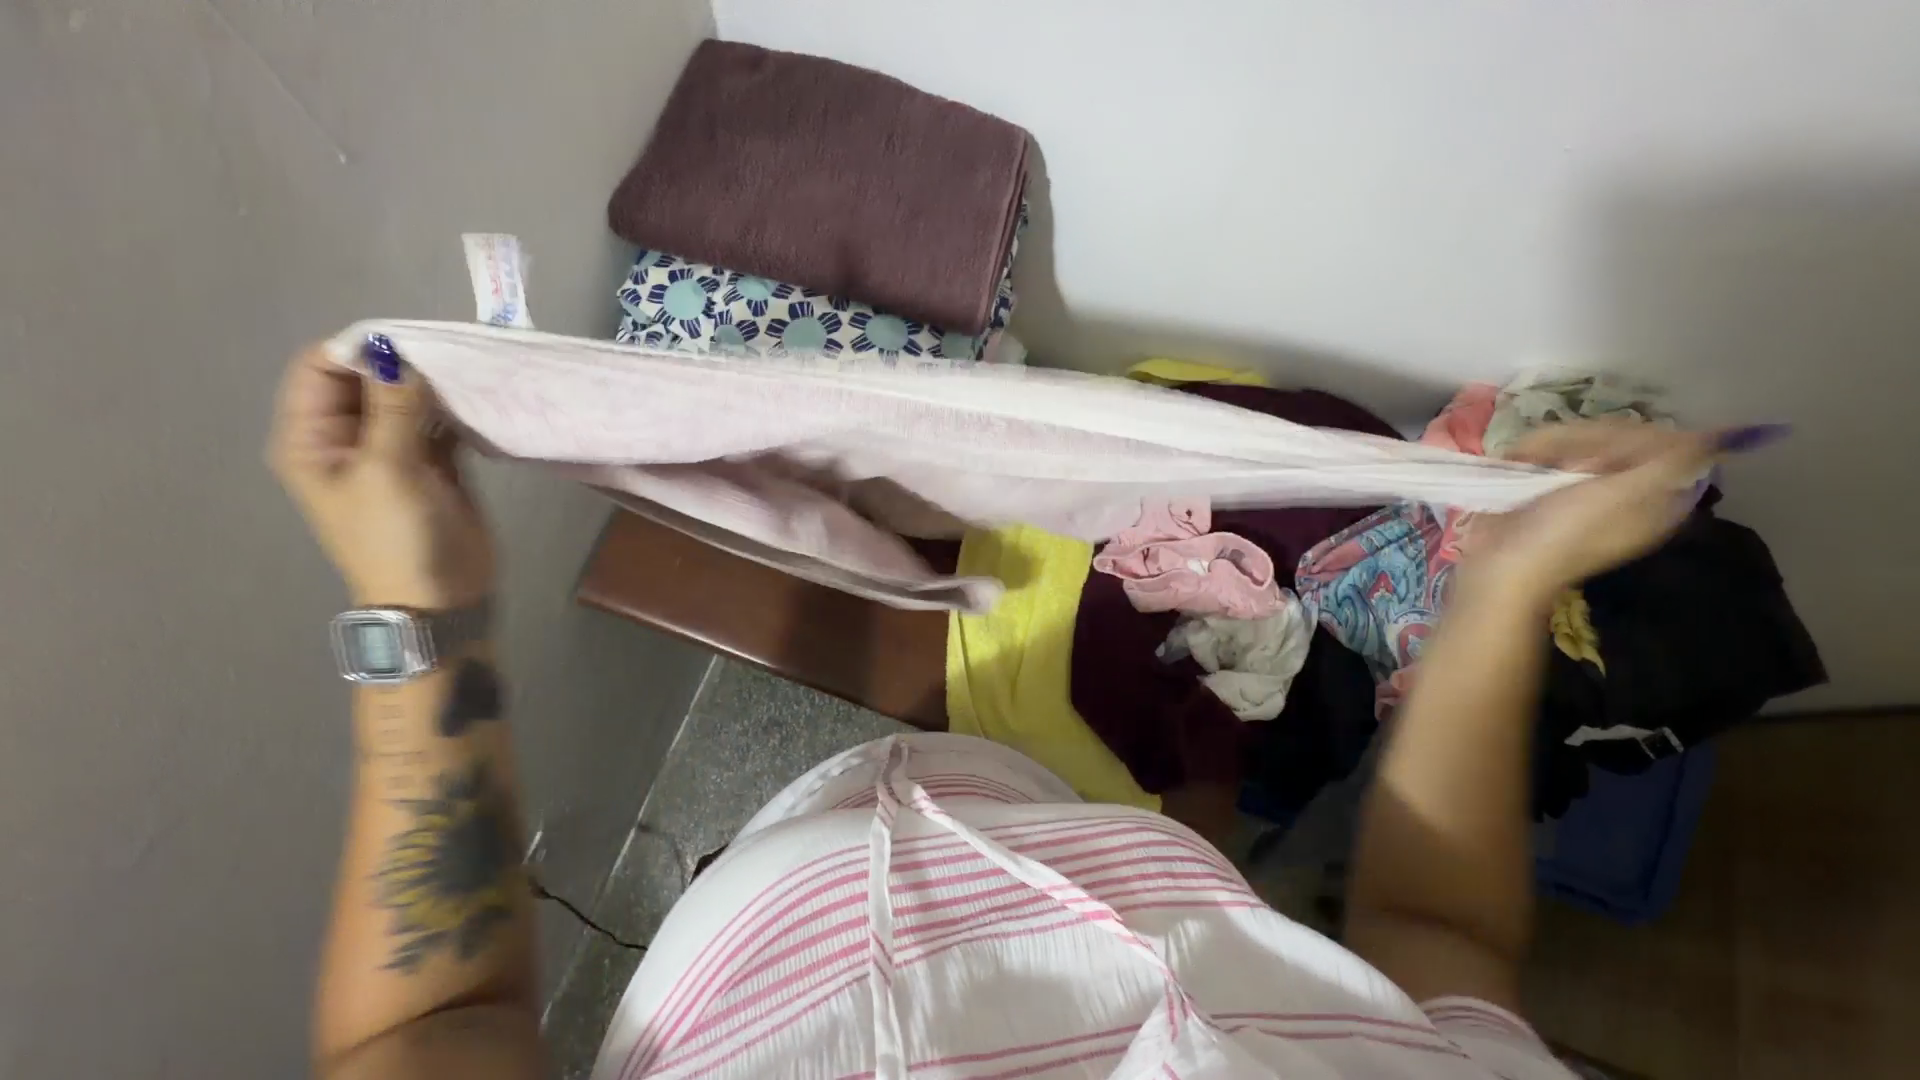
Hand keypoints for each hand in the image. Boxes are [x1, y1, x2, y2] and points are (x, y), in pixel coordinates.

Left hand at [268, 338, 493, 608]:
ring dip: (434, 384)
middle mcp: (347, 438)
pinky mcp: (435, 464)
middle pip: (367, 379)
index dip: (360, 350)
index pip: (321, 369)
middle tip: (450, 358)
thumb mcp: (388, 471)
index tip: (411, 345)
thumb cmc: (396, 539)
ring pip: (407, 398)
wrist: (439, 599)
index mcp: (311, 439)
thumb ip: (395, 409)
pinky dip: (456, 409)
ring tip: (470, 376)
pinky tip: (479, 401)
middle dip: (403, 363)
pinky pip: (440, 422)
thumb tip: (399, 352)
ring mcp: (393, 451)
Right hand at [1463, 420, 1716, 596]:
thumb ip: (1679, 459)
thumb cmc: (1567, 534)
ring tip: (1528, 461)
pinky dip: (1532, 454)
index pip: (1661, 441)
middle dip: (1581, 442)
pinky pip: (1549, 454)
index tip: (1598, 457)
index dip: (1628, 439)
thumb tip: (1750, 432)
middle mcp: (1626, 489)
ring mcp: (1583, 490)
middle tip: (1559, 465)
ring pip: (1577, 441)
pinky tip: (1521, 464)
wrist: (1505, 565)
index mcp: (1658, 494)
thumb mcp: (1626, 494)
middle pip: (1617, 438)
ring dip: (1548, 445)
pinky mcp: (1547, 491)